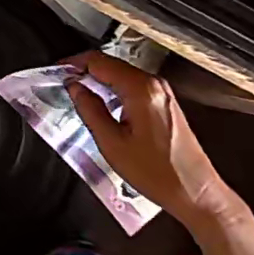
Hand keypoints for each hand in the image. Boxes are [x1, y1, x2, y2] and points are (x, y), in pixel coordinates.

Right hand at [65, 52, 238, 227]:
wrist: (196, 193)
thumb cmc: (157, 173)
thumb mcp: (112, 144)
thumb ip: (90, 110)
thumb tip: (75, 88)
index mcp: (140, 89)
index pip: (99, 61)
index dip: (74, 63)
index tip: (57, 71)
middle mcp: (154, 84)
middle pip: (111, 64)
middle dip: (84, 70)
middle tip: (63, 82)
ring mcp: (162, 92)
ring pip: (121, 74)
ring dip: (98, 80)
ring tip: (77, 92)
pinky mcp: (165, 102)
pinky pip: (132, 85)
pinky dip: (113, 88)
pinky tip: (102, 103)